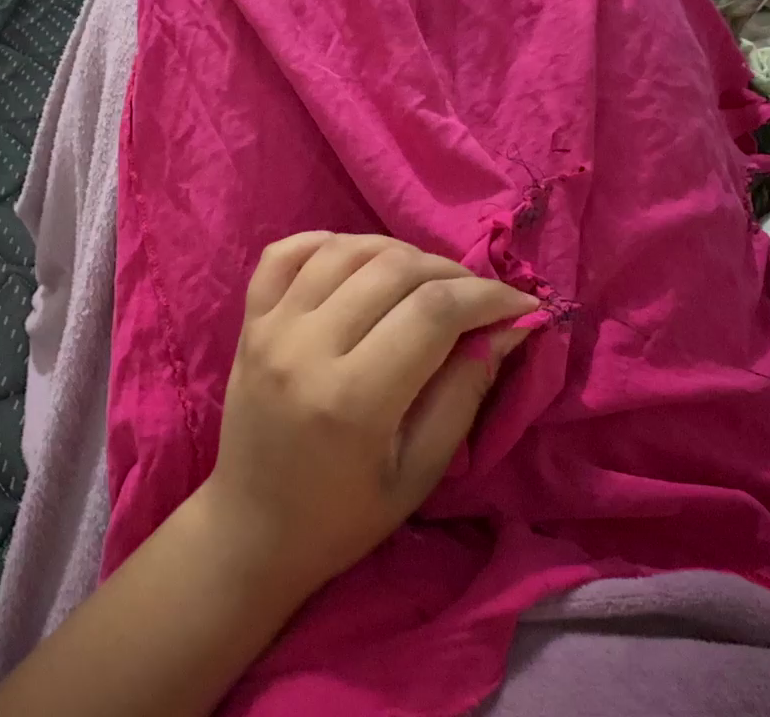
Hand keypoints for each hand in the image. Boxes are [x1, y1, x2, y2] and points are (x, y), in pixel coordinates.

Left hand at [192, 232, 538, 596]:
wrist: (252, 527)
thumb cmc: (345, 516)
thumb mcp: (420, 471)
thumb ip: (465, 392)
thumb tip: (509, 327)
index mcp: (352, 399)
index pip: (433, 311)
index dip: (488, 297)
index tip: (521, 305)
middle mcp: (305, 348)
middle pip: (393, 270)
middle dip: (452, 273)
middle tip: (479, 299)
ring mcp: (269, 328)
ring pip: (344, 249)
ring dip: (397, 252)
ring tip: (427, 280)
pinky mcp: (248, 322)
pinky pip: (284, 252)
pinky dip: (328, 243)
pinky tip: (359, 261)